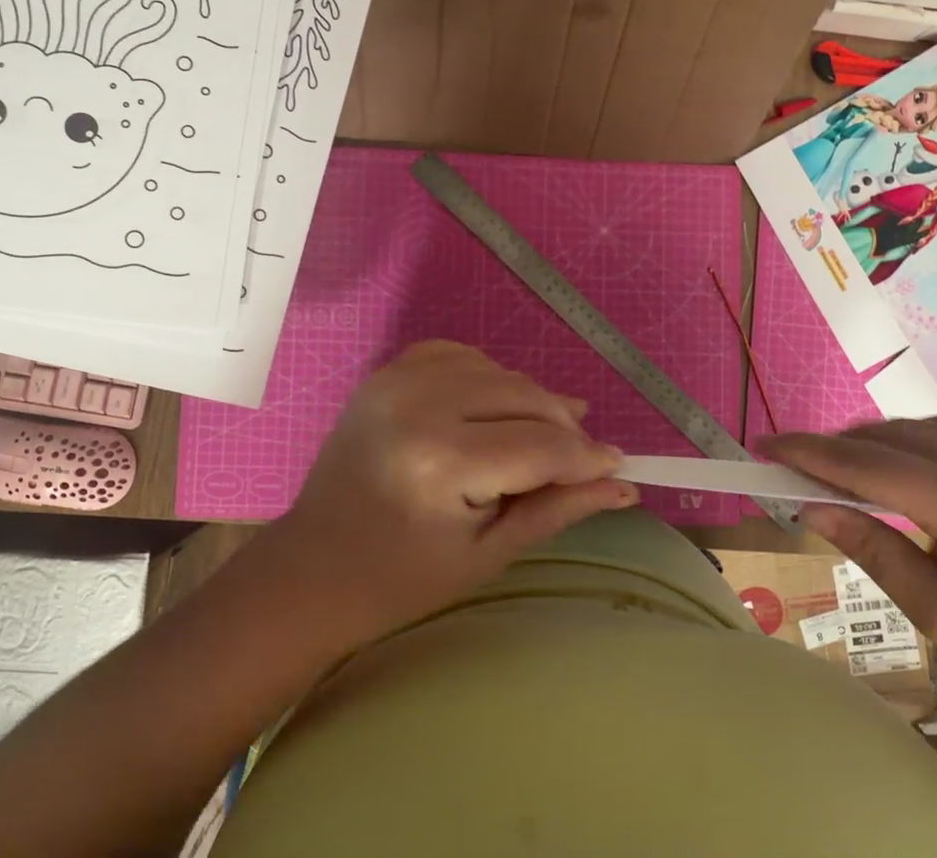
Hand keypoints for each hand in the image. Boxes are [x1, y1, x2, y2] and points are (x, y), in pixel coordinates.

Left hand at [263, 341, 636, 637]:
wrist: (314, 567)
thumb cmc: (402, 580)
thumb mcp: (488, 554)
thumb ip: (557, 509)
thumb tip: (622, 484)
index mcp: (443, 463)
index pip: (542, 445)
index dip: (586, 457)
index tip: (615, 468)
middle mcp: (419, 406)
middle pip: (525, 397)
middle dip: (563, 428)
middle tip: (580, 461)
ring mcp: (396, 382)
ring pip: (497, 372)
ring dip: (528, 401)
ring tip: (538, 441)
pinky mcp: (384, 375)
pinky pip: (457, 356)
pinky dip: (487, 377)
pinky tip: (493, 408)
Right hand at [763, 418, 936, 752]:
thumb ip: (876, 553)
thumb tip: (813, 508)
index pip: (869, 465)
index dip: (808, 452)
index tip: (761, 446)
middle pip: (887, 439)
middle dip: (829, 447)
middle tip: (785, 467)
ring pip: (915, 428)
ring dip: (867, 442)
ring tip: (831, 471)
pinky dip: (906, 438)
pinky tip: (894, 464)